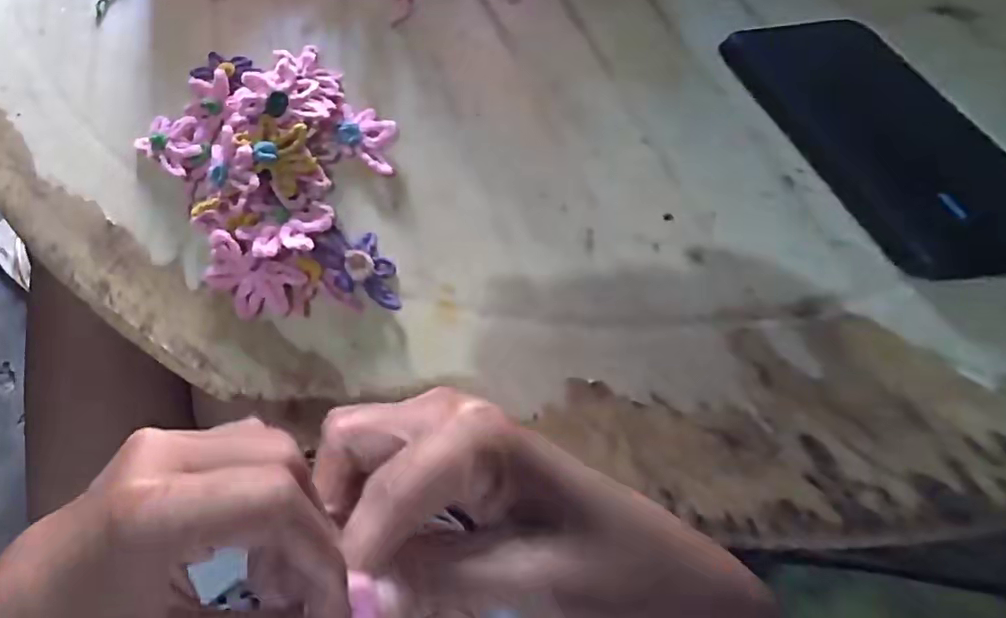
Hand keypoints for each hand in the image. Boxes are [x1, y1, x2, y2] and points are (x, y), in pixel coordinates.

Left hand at [0, 418, 350, 617]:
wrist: (24, 602)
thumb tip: (333, 611)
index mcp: (152, 508)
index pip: (272, 496)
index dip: (321, 551)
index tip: (335, 606)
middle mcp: (159, 451)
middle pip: (276, 455)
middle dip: (311, 524)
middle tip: (309, 595)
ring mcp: (156, 438)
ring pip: (260, 443)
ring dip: (288, 503)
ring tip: (277, 575)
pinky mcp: (159, 441)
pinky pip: (235, 448)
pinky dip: (261, 490)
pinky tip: (252, 545)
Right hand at [314, 389, 775, 617]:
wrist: (673, 570)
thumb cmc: (620, 577)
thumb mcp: (538, 588)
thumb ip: (441, 581)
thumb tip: (357, 595)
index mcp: (473, 432)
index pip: (387, 485)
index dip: (357, 547)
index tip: (343, 605)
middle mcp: (443, 407)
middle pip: (350, 439)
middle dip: (332, 504)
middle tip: (338, 577)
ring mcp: (439, 418)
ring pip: (355, 446)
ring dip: (344, 504)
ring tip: (355, 571)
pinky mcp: (440, 440)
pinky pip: (379, 461)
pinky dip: (365, 503)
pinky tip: (380, 551)